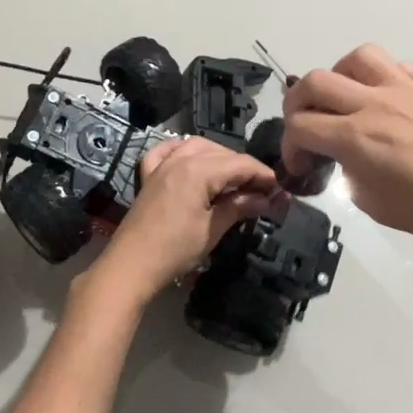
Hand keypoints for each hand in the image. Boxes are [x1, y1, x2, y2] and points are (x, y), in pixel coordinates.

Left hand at [85, 137, 278, 306]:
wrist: (131, 265)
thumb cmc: (175, 249)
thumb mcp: (213, 228)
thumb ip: (239, 207)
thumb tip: (267, 199)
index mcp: (198, 170)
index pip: (240, 164)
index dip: (264, 175)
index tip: (281, 190)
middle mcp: (180, 159)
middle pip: (221, 153)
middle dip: (244, 168)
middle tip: (262, 190)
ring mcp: (161, 165)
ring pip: (196, 147)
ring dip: (218, 157)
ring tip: (234, 179)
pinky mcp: (148, 176)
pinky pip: (166, 152)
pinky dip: (182, 151)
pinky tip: (192, 159)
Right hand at [281, 43, 412, 266]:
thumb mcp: (372, 203)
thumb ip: (348, 172)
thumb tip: (343, 158)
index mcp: (356, 137)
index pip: (300, 125)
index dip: (290, 146)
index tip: (300, 164)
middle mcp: (374, 104)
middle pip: (314, 82)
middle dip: (298, 104)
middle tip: (305, 128)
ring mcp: (404, 90)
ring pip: (356, 58)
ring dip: (338, 76)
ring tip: (343, 100)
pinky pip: (395, 66)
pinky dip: (380, 76)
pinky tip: (383, 100)